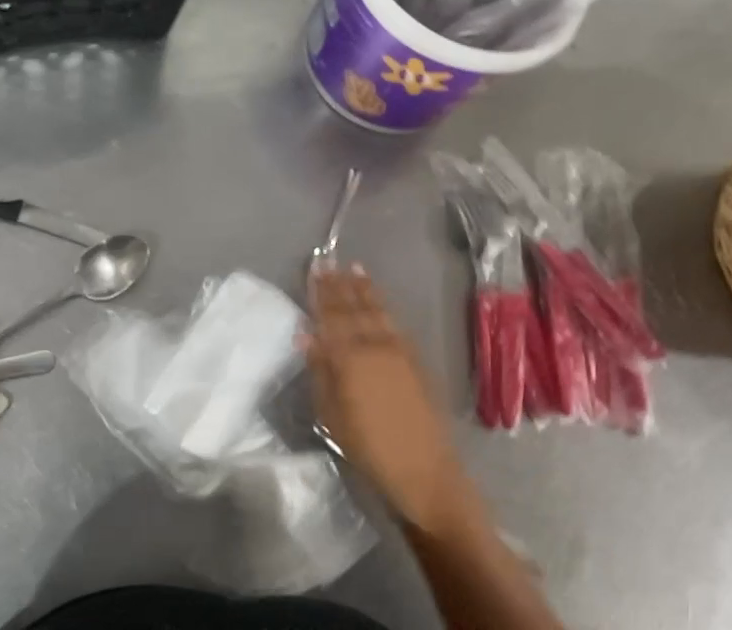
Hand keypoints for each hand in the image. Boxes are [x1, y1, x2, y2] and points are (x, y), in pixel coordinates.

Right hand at [305, 260, 469, 530]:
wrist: (425, 470)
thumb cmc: (369, 449)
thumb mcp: (332, 416)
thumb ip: (320, 371)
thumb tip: (306, 334)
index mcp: (349, 358)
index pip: (330, 316)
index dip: (321, 292)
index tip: (314, 268)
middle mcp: (374, 346)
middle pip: (353, 309)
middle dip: (339, 285)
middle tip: (329, 262)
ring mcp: (398, 352)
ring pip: (377, 312)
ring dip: (364, 290)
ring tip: (355, 269)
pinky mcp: (415, 361)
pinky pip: (394, 324)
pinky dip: (383, 308)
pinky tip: (378, 303)